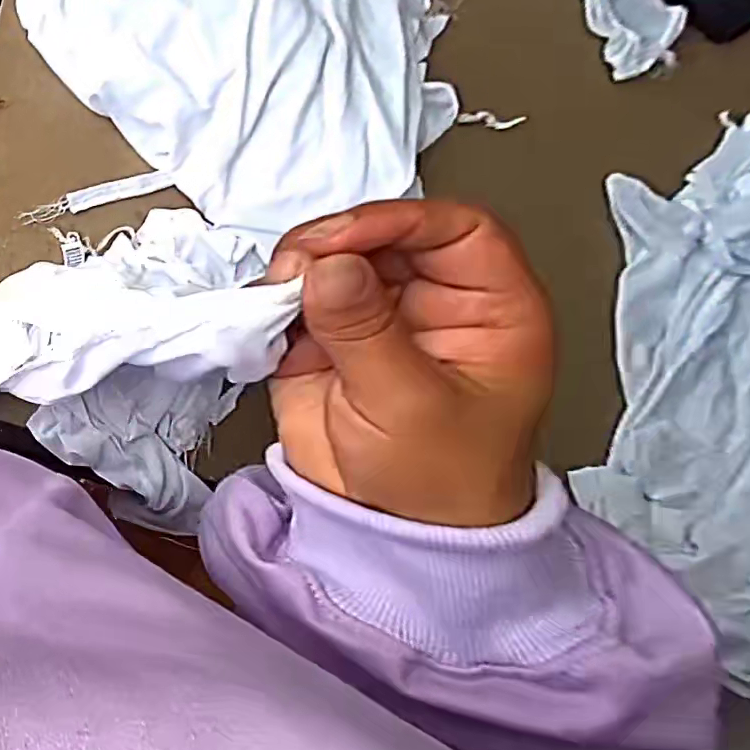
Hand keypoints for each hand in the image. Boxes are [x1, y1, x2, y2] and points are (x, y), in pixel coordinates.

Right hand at [264, 200, 554, 526]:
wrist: (387, 529)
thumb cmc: (440, 479)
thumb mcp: (410, 403)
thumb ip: (366, 331)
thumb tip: (328, 265)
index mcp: (484, 309)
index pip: (453, 230)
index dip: (397, 220)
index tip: (342, 238)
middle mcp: (425, 303)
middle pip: (378, 238)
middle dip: (331, 244)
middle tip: (296, 265)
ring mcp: (369, 318)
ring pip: (328, 262)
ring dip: (294, 270)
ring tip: (277, 295)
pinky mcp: (321, 338)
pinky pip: (291, 300)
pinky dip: (271, 302)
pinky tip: (266, 316)